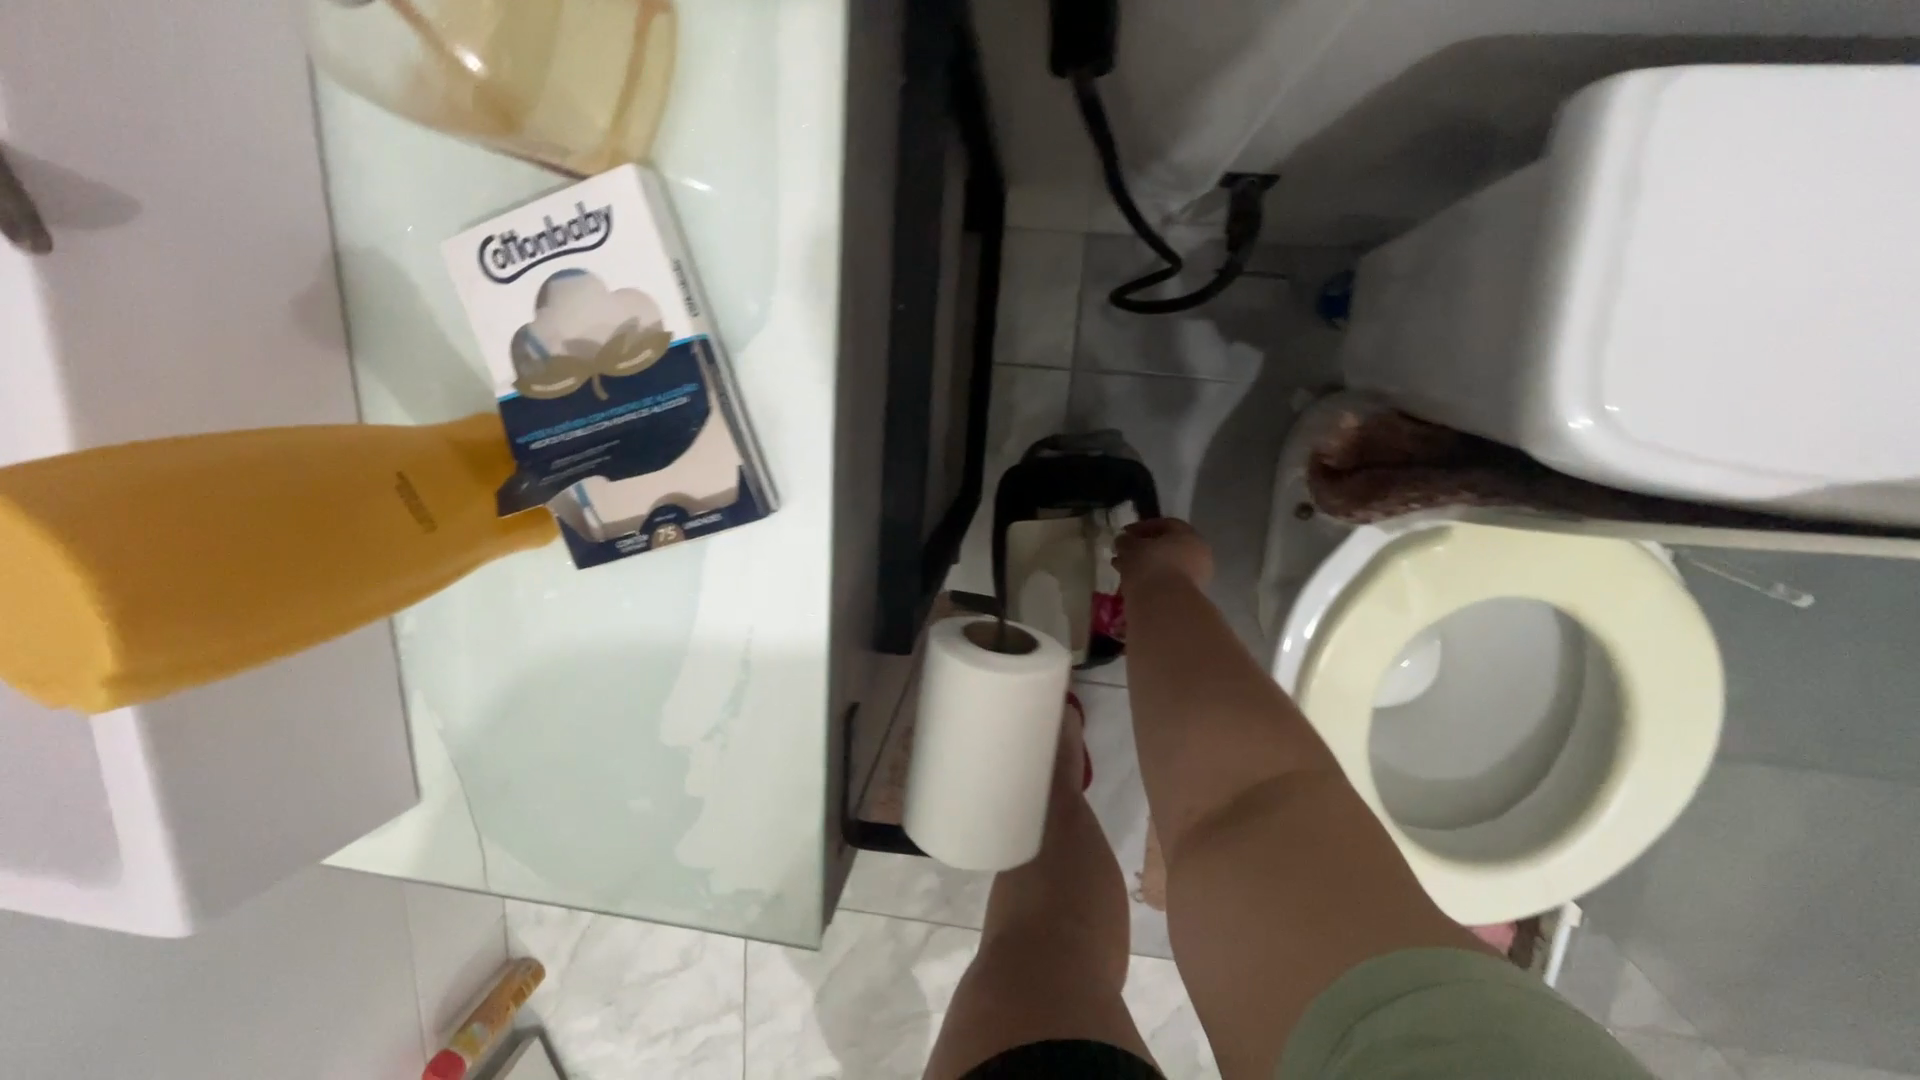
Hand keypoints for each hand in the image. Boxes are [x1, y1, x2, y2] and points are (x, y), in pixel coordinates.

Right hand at [1114, 518, 1213, 589]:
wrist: (1163, 604)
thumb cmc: (1150, 565)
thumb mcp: (1131, 547)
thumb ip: (1126, 541)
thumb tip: (1123, 541)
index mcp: (1189, 536)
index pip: (1166, 524)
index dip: (1142, 526)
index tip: (1124, 533)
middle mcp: (1198, 555)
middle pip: (1167, 547)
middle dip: (1142, 549)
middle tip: (1122, 552)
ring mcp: (1195, 578)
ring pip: (1164, 566)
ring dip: (1143, 566)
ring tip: (1121, 569)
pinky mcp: (1186, 597)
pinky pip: (1164, 582)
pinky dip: (1149, 580)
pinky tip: (1131, 584)